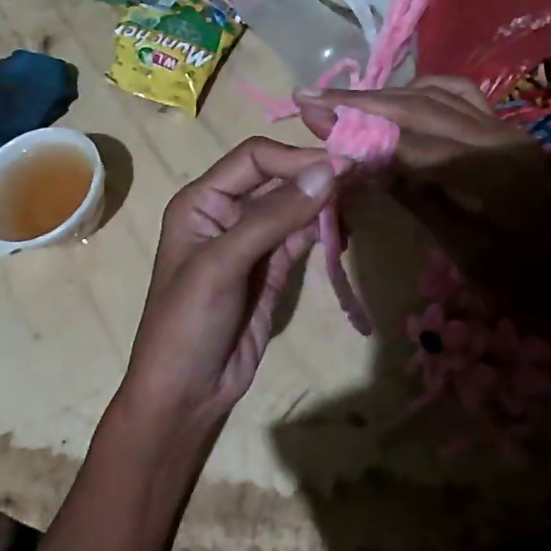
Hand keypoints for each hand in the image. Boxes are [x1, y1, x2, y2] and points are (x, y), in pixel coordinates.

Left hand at [124, 137, 336, 422]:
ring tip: (360, 203)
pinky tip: (344, 233)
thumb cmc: (188, 323)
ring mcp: (253, 241)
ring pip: (296, 206)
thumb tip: (329, 171)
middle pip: (279, 178)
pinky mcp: (273, 267)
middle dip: (317, 177)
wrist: (187, 392)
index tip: (341, 168)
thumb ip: (274, 217)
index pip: (255, 159)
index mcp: (202, 200)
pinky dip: (324, 230)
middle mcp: (227, 212)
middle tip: (363, 179)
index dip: (296, 158)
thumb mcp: (223, 264)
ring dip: (325, 203)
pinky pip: (303, 236)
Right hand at [295, 78, 550, 285]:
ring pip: (438, 93)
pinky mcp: (504, 129)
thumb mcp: (455, 242)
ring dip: (389, 94)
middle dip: (364, 101)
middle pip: (421, 106)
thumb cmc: (508, 274)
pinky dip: (424, 92)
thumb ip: (411, 192)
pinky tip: (399, 99)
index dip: (359, 129)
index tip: (314, 118)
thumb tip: (357, 159)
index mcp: (487, 171)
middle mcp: (498, 137)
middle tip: (315, 97)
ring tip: (347, 100)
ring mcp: (504, 128)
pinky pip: (461, 96)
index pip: (410, 140)